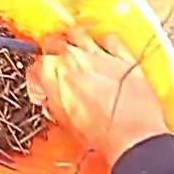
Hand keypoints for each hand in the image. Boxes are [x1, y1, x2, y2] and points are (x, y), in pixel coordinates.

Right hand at [27, 27, 171, 164]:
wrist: (135, 140)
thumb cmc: (100, 136)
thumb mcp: (66, 120)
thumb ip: (53, 99)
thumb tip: (49, 94)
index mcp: (55, 73)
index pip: (38, 63)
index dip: (39, 73)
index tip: (43, 80)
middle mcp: (73, 58)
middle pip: (54, 42)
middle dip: (52, 49)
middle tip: (55, 58)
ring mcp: (99, 54)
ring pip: (78, 33)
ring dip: (73, 39)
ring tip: (75, 46)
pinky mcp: (122, 57)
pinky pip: (109, 39)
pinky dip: (104, 42)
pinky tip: (104, 49)